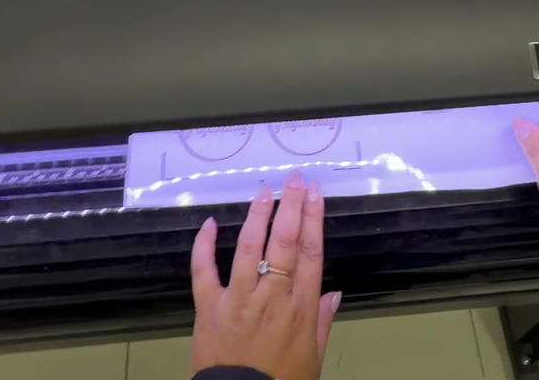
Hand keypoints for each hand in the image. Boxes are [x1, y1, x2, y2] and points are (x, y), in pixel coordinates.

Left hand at [190, 171, 341, 379]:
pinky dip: (203, 246)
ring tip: (264, 190)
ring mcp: (237, 299)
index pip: (310, 253)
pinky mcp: (208, 307)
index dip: (313, 219)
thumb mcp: (313, 359)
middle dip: (290, 207)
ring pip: (248, 249)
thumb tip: (335, 291)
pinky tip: (209, 223)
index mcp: (299, 308)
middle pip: (283, 244)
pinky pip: (203, 271)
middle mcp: (270, 297)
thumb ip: (323, 322)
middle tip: (294, 178)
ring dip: (257, 216)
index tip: (315, 192)